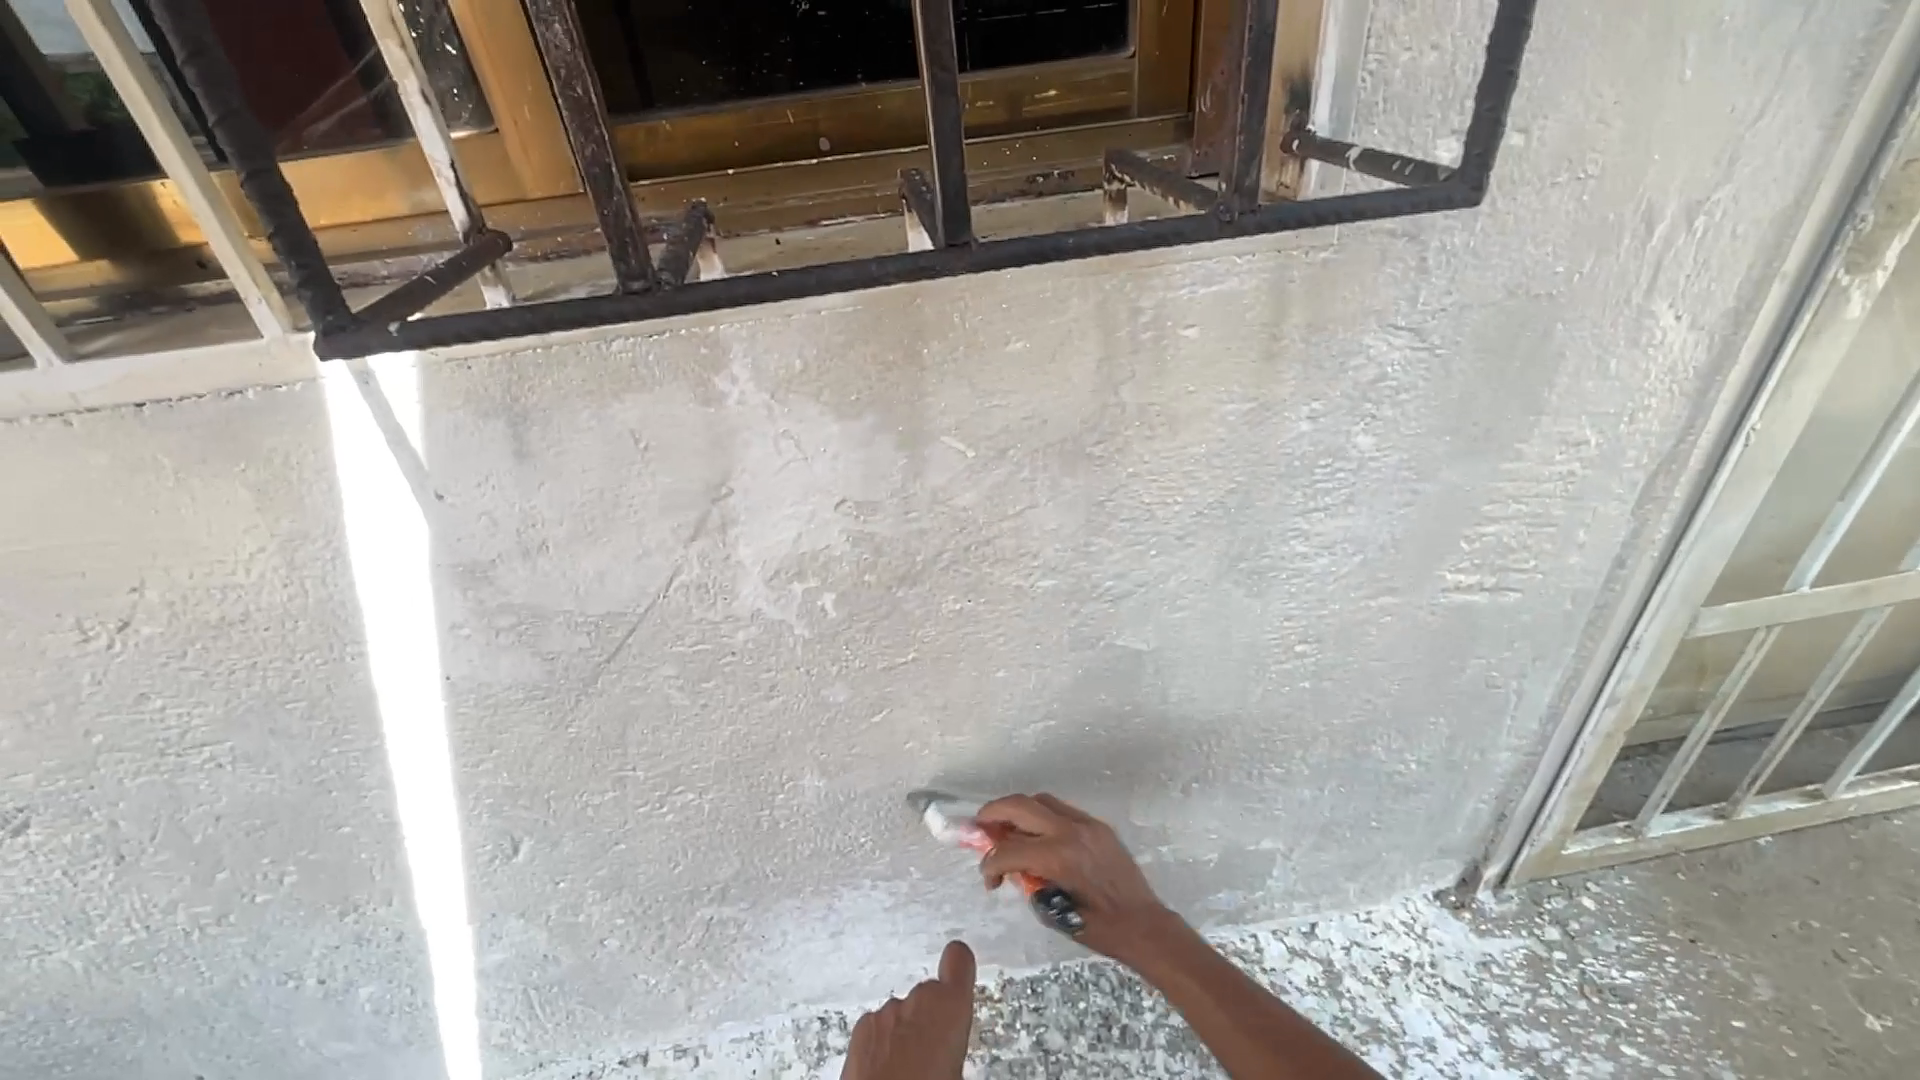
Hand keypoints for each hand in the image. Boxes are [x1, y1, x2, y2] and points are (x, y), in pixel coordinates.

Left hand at [840, 941, 975, 1079]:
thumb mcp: (959, 1071)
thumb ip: (956, 1047)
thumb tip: (954, 1058)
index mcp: (948, 1007)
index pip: (959, 959)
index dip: (960, 965)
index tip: (961, 970)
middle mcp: (916, 1000)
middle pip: (930, 994)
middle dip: (931, 1018)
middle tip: (936, 1056)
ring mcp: (884, 1013)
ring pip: (903, 1013)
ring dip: (907, 1033)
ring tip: (911, 1071)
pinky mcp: (859, 1030)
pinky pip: (880, 1028)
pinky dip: (884, 1044)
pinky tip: (887, 1072)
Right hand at [976, 793, 1176, 960]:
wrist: (1144, 925)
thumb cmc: (1100, 929)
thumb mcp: (1054, 911)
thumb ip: (1030, 882)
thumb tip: (1010, 867)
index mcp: (1060, 857)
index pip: (1009, 849)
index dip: (990, 862)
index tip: (987, 876)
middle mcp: (1072, 831)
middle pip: (1020, 806)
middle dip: (993, 813)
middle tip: (979, 828)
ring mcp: (1087, 824)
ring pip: (1041, 801)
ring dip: (1017, 811)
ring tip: (1005, 829)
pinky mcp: (1097, 826)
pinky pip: (1061, 810)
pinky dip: (1040, 816)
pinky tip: (1035, 835)